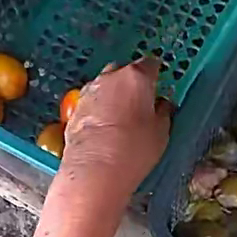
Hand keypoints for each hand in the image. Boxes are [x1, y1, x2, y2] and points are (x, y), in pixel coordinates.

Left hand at [60, 58, 171, 197]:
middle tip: (138, 103)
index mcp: (136, 77)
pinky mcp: (73, 112)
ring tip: (118, 119)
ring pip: (102, 87)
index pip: (150, 65)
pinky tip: (101, 129)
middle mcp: (109, 78)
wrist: (93, 171)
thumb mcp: (161, 132)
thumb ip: (162, 112)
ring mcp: (87, 94)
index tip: (157, 86)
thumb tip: (161, 106)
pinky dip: (96, 112)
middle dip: (129, 83)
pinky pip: (89, 105)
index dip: (154, 75)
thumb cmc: (133, 150)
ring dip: (110, 97)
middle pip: (122, 72)